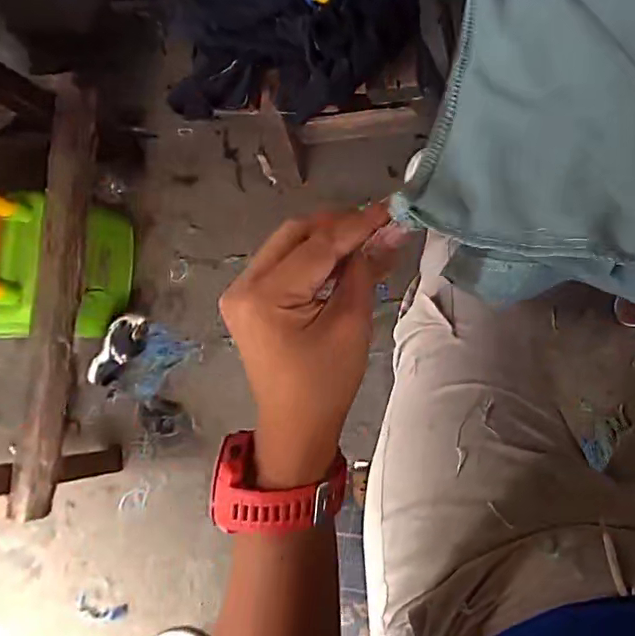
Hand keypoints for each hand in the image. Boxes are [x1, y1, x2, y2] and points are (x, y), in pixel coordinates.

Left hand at [219, 204, 409, 487]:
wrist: (296, 427)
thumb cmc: (325, 384)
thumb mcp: (352, 324)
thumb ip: (366, 270)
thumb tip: (392, 231)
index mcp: (264, 295)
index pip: (317, 245)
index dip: (357, 224)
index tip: (391, 208)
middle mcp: (244, 285)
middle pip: (296, 234)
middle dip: (340, 225)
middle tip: (380, 223)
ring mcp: (243, 291)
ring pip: (290, 244)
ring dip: (329, 238)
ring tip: (369, 237)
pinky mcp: (252, 299)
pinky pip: (286, 263)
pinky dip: (316, 256)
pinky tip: (345, 257)